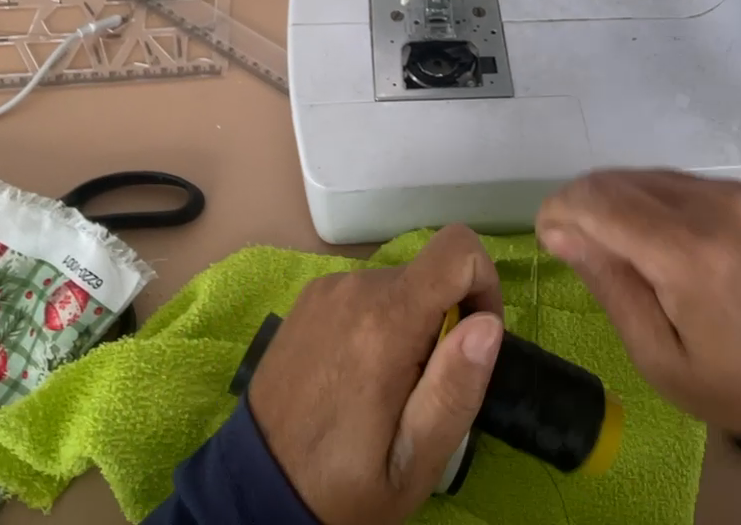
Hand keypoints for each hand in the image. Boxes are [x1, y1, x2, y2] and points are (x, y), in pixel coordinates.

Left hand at [247, 224, 505, 524]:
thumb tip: (488, 323)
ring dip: (410, 322)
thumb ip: (454, 388)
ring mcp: (327, 288)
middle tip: (424, 385)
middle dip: (445, 318)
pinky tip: (357, 373)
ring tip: (386, 386)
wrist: (253, 492)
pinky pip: (367, 292)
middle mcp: (355, 287)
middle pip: (431, 273)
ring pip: (400, 283)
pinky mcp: (309, 298)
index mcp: (386, 320)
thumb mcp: (413, 462)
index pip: (458, 248)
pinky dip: (379, 320)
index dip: (484, 283)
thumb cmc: (343, 485)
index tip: (475, 335)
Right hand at [536, 170, 740, 438]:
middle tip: (575, 245)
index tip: (548, 236)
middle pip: (620, 181)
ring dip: (617, 202)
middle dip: (584, 205)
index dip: (562, 209)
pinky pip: (677, 182)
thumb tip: (558, 229)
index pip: (602, 202)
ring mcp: (736, 194)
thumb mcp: (653, 353)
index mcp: (691, 255)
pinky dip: (651, 202)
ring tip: (616, 247)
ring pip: (645, 176)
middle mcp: (715, 207)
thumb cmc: (725, 382)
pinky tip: (654, 238)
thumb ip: (607, 281)